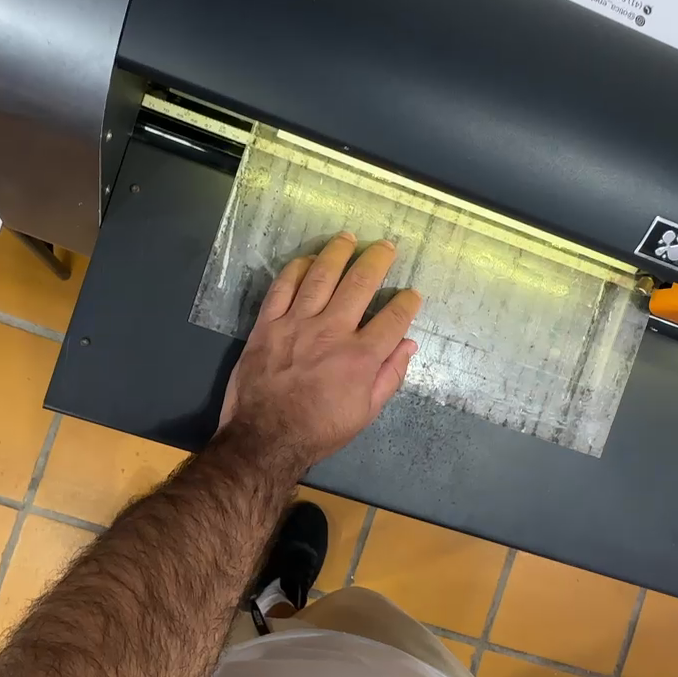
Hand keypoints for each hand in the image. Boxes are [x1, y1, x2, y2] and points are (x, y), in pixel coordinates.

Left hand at [219, 232, 421, 468]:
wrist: (265, 439)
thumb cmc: (319, 430)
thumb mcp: (365, 414)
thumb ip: (389, 376)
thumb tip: (408, 344)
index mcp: (361, 357)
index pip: (393, 319)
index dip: (407, 303)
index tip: (412, 294)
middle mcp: (332, 332)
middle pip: (360, 283)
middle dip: (377, 260)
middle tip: (385, 246)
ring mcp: (297, 324)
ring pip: (322, 275)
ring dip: (338, 252)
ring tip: (348, 238)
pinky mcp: (268, 324)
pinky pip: (283, 287)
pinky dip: (297, 268)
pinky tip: (308, 259)